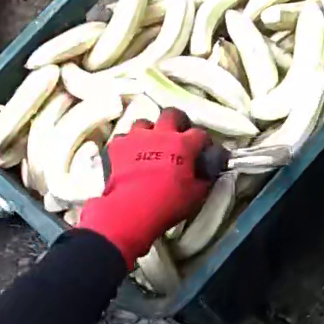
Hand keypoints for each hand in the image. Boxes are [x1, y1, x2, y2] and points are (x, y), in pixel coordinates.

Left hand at [76, 108, 213, 263]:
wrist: (133, 208)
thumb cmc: (170, 202)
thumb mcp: (196, 195)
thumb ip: (203, 180)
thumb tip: (206, 175)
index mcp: (184, 144)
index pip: (200, 134)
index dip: (204, 141)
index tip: (204, 150)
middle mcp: (161, 134)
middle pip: (172, 114)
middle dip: (176, 122)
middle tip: (177, 135)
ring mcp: (137, 137)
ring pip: (144, 123)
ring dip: (148, 132)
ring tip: (149, 145)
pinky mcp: (118, 147)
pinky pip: (123, 139)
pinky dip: (127, 146)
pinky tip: (128, 156)